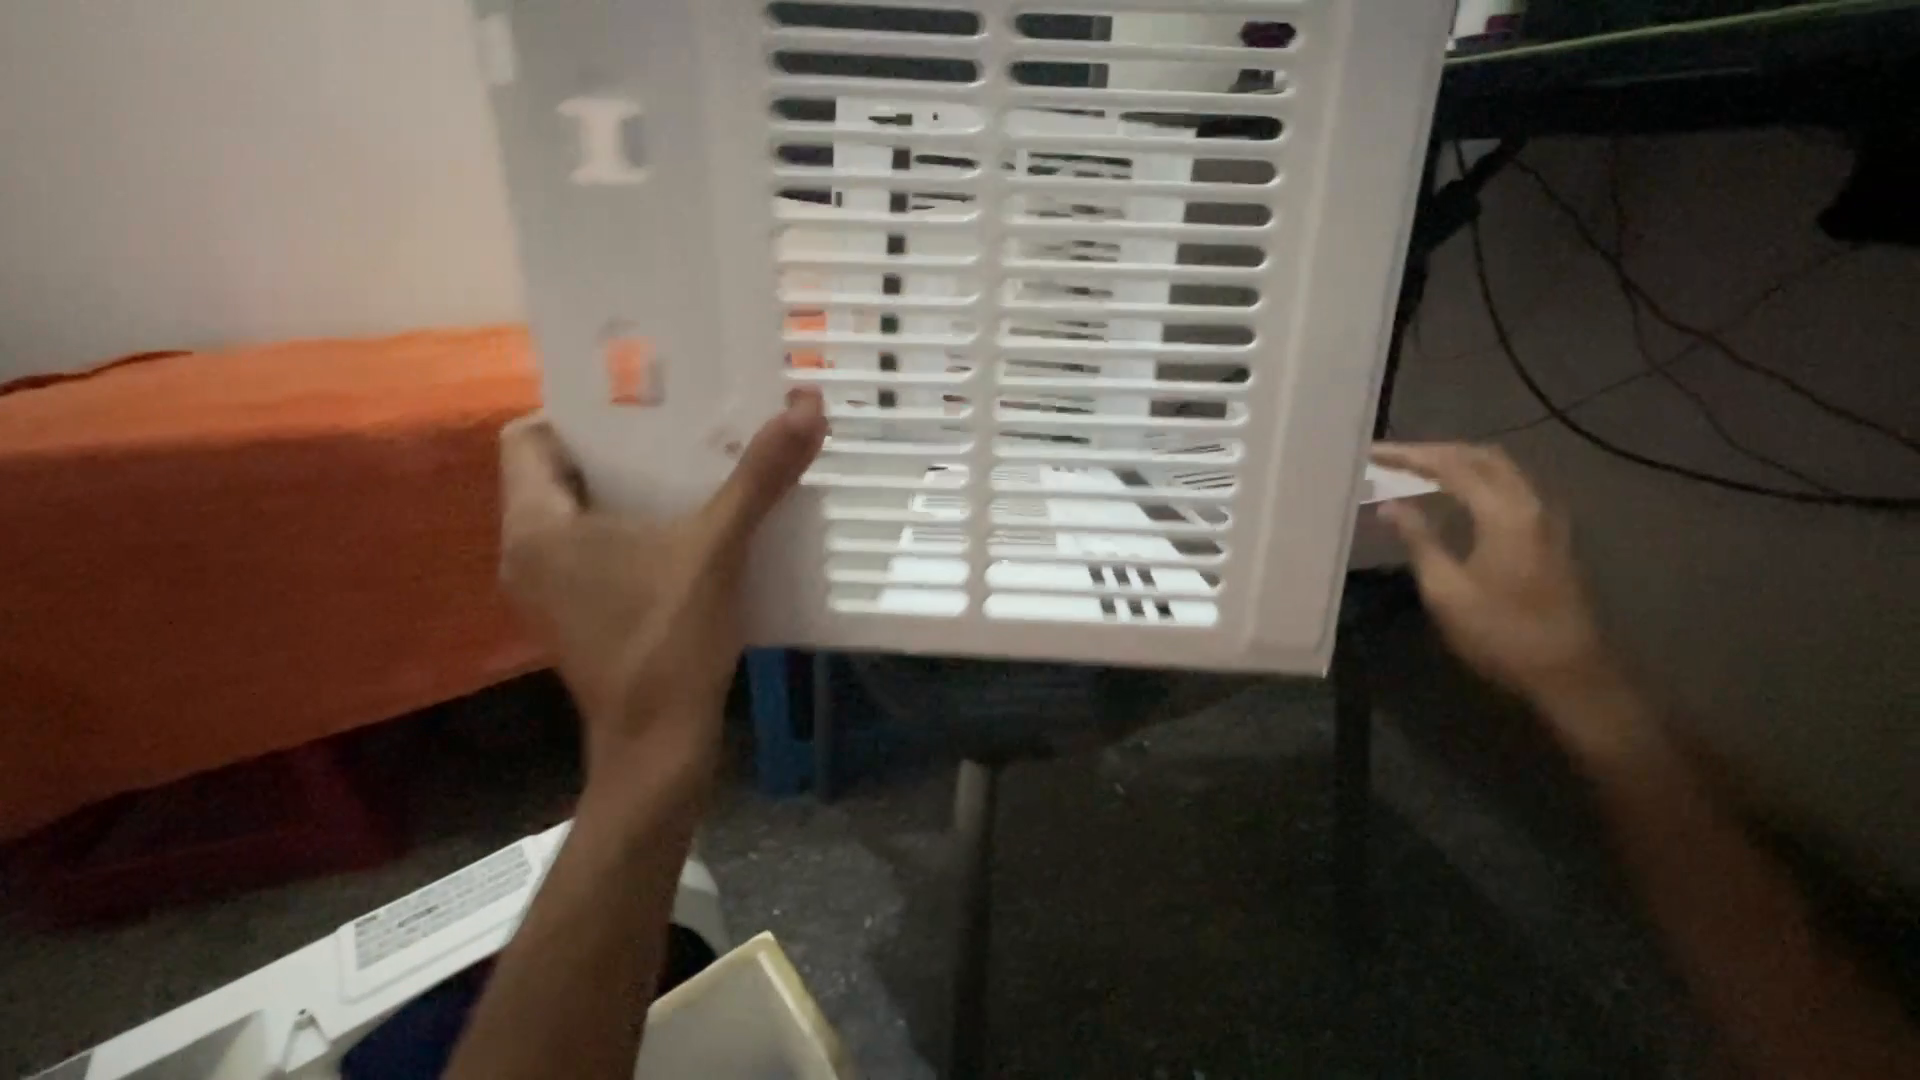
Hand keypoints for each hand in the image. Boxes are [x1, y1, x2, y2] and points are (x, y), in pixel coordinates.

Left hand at [498, 389, 826, 789]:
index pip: (530, 437)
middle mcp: (524, 553)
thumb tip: (806, 404)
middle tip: (678, 431)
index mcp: (535, 526)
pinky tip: (680, 533)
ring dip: (624, 493)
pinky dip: (626, 533)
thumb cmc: (669, 640)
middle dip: (616, 451)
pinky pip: (589, 551)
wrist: (659, 744)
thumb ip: (758, 477)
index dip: (581, 415)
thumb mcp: (716, 549)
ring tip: (686, 473)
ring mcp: (545, 591)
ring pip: (575, 516)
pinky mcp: (572, 616)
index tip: (642, 407)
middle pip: (556, 474)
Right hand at [1370, 443, 1615, 707]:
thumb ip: (1419, 539)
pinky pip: (1508, 489)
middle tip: (1392, 457)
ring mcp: (1545, 519)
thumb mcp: (1446, 590)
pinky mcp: (1548, 535)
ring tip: (1416, 469)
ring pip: (1499, 470)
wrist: (1567, 672)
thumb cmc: (1499, 633)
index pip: (1451, 466)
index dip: (1409, 455)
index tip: (1371, 453)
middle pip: (1481, 457)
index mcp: (1504, 513)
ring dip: (1457, 463)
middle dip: (1434, 451)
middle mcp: (1530, 504)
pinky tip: (1453, 496)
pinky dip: (1475, 480)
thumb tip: (1390, 506)